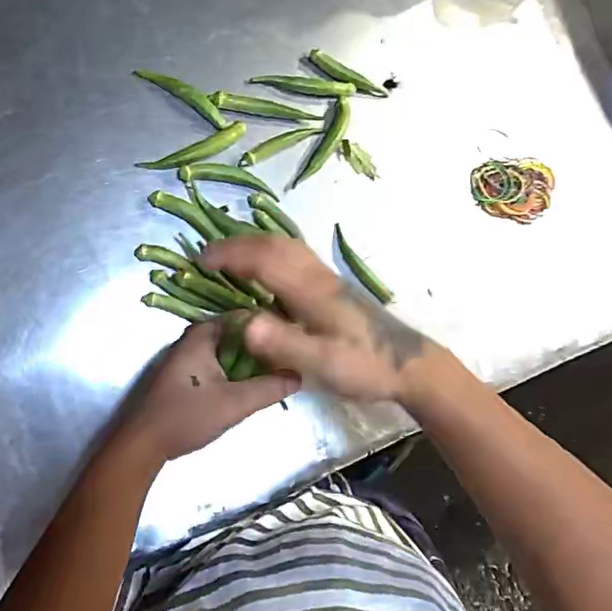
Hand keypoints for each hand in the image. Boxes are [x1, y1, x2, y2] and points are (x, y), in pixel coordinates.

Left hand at [114, 318, 299, 461]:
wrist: (143, 447)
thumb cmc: (186, 417)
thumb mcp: (235, 403)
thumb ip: (270, 388)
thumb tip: (299, 375)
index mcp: (201, 336)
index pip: (243, 316)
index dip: (270, 323)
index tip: (294, 333)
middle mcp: (193, 340)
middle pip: (237, 334)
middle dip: (263, 343)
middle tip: (291, 353)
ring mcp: (188, 359)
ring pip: (229, 351)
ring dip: (251, 359)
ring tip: (280, 367)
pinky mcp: (187, 377)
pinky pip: (220, 364)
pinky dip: (238, 370)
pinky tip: (255, 383)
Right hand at [202, 235, 449, 402]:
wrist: (412, 365)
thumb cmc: (367, 366)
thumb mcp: (323, 364)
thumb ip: (282, 344)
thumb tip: (242, 322)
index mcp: (311, 292)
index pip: (263, 260)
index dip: (229, 256)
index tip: (199, 260)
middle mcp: (320, 278)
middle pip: (275, 245)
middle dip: (239, 244)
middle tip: (209, 255)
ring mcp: (331, 281)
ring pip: (289, 247)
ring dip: (257, 246)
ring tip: (232, 258)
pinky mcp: (337, 290)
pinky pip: (298, 258)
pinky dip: (274, 255)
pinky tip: (270, 274)